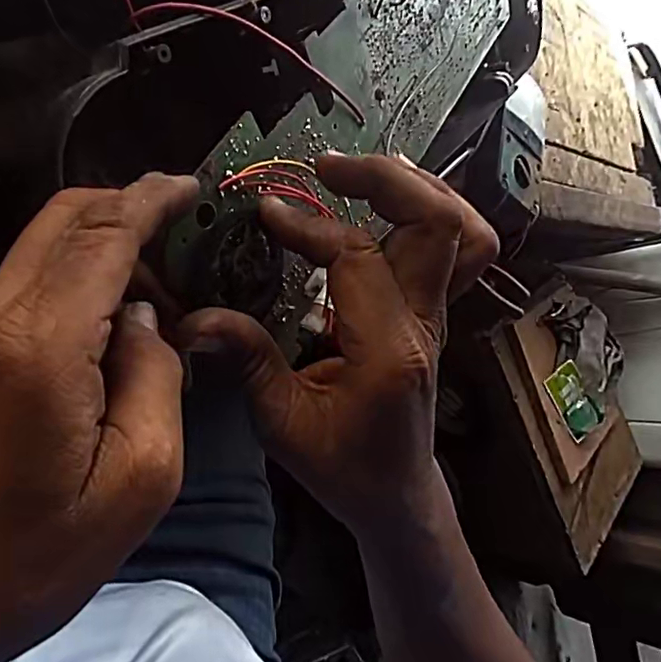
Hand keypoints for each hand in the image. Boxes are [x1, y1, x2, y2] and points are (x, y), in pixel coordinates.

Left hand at [0, 173, 197, 661]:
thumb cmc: (42, 554)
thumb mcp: (143, 475)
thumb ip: (156, 373)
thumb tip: (143, 315)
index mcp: (42, 345)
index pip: (105, 234)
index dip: (153, 200)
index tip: (193, 187)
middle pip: (68, 215)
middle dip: (129, 203)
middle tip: (186, 224)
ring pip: (47, 238)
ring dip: (108, 239)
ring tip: (162, 287)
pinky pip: (33, 272)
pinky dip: (82, 266)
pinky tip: (117, 309)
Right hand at [179, 154, 496, 532]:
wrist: (397, 494)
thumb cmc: (344, 467)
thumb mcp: (283, 423)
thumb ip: (248, 361)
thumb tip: (195, 319)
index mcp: (388, 349)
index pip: (357, 257)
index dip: (308, 227)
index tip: (266, 214)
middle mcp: (424, 323)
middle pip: (437, 225)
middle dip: (384, 180)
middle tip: (328, 167)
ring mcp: (439, 315)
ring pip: (464, 231)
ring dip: (419, 189)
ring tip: (366, 171)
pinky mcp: (437, 312)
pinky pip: (459, 249)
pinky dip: (432, 213)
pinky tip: (392, 203)